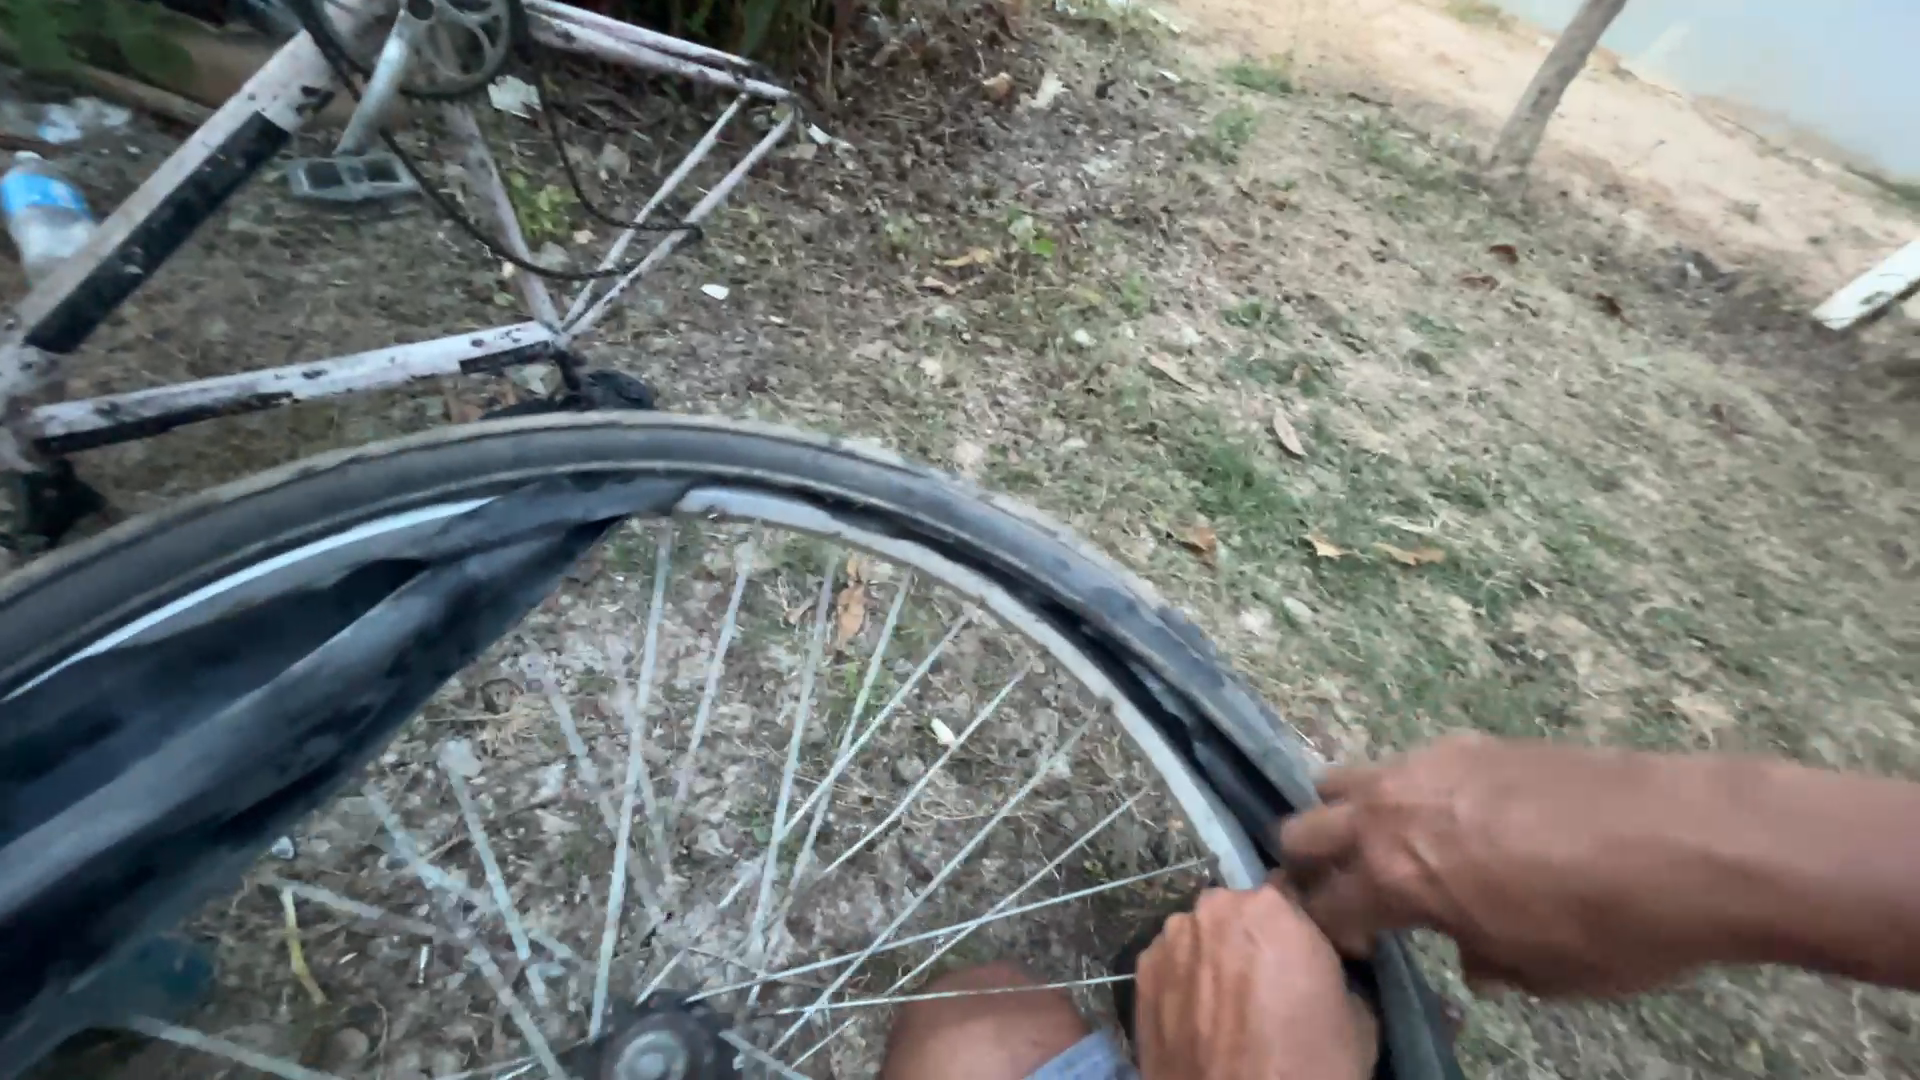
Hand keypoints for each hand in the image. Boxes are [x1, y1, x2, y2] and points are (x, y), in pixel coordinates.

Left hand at [1135, 880, 1376, 1079]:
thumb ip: (1328, 968)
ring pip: (1199, 933)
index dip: (1296, 924)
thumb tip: (1316, 969)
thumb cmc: (1310, 1066)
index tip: (1301, 952)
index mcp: (1270, 907)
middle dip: (1248, 937)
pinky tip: (1195, 1016)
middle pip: (1236, 911)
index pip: (1287, 894)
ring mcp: (1172, 934)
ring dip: (1211, 955)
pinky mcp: (1142, 967)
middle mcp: (1215, 907)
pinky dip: (1182, 979)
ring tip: (1224, 1003)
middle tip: (1262, 982)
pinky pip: (1171, 961)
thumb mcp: (1358, 1016)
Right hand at [1280, 733, 1788, 995]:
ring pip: (1335, 784)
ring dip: (1344, 816)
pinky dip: (1403, 794)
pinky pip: (1401, 767)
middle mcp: (1383, 815)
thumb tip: (1466, 953)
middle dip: (1307, 865)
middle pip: (1300, 831)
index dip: (1330, 932)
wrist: (1684, 837)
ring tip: (1387, 841)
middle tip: (1344, 889)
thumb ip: (1481, 959)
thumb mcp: (1542, 974)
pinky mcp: (1453, 745)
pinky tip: (1459, 814)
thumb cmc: (1611, 925)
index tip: (1351, 944)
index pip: (1324, 905)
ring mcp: (1414, 770)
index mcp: (1395, 877)